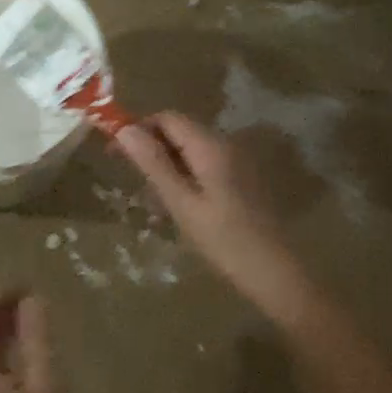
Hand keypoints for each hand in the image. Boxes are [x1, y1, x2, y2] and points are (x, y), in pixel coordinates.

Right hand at [116, 112, 315, 321]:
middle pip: (179, 130)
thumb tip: (122, 129)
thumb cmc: (224, 239)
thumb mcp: (180, 202)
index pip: (167, 118)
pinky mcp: (242, 180)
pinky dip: (183, 174)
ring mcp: (237, 163)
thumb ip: (152, 163)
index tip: (114, 152)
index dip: (138, 128)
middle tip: (129, 176)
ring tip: (150, 195)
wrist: (277, 274)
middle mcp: (226, 145)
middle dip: (150, 146)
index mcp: (210, 147)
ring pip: (190, 148)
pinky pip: (204, 164)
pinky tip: (176, 203)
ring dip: (165, 162)